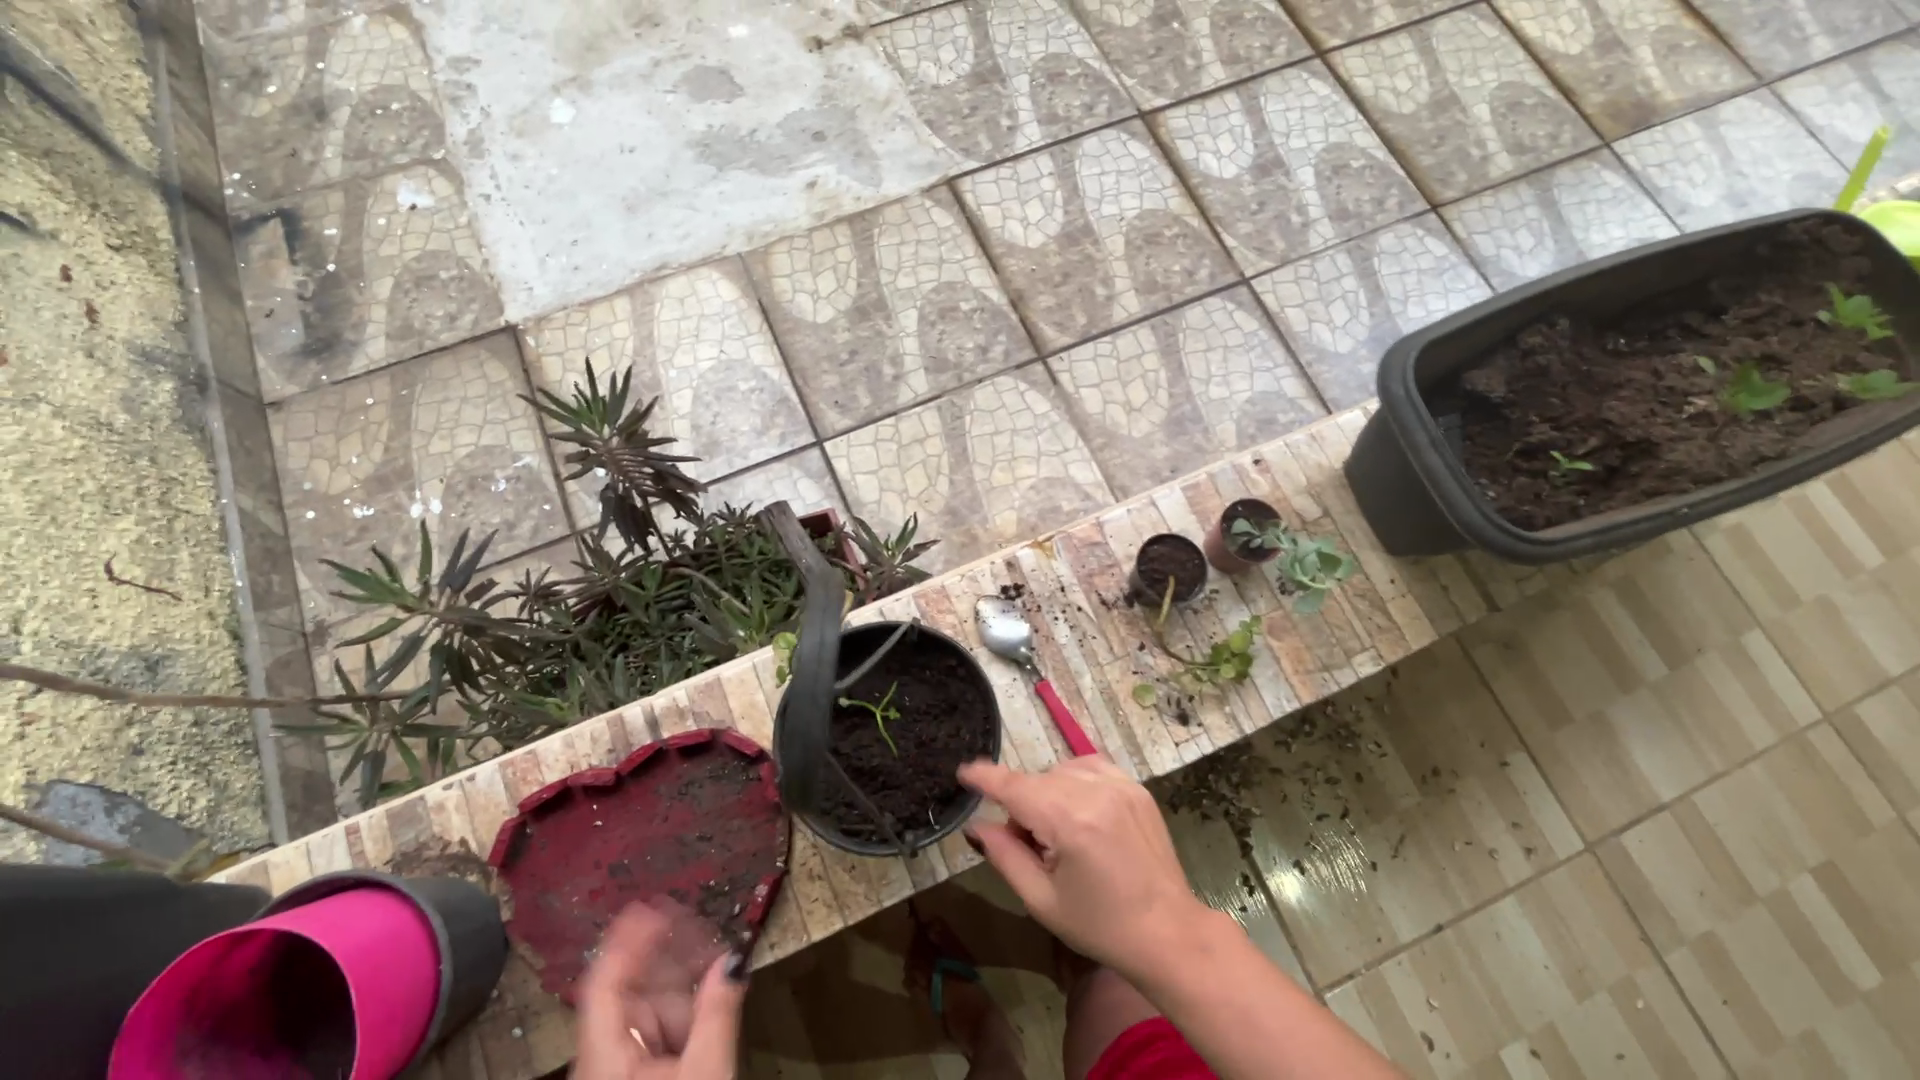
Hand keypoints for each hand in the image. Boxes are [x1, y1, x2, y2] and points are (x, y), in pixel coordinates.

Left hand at [574, 902, 748, 1079]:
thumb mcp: (705, 1073)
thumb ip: (717, 1014)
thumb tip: (733, 960)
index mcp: (606, 1053)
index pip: (604, 983)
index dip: (627, 939)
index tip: (654, 905)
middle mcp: (603, 1054)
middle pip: (629, 990)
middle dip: (667, 955)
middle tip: (700, 923)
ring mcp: (617, 1066)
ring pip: (646, 1008)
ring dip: (680, 979)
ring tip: (714, 952)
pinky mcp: (635, 1075)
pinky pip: (655, 1029)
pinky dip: (682, 1007)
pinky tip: (708, 993)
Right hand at [958, 756, 1206, 977]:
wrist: (1168, 933)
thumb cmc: (1101, 926)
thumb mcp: (1042, 900)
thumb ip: (1005, 855)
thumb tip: (977, 825)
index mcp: (1070, 822)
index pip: (1015, 787)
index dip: (985, 777)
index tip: (963, 772)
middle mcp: (1096, 793)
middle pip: (1037, 781)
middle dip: (1021, 805)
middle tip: (1027, 845)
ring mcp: (1121, 786)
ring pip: (1062, 772)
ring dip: (1047, 793)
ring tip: (1057, 833)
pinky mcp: (1137, 789)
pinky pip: (1091, 768)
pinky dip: (1075, 781)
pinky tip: (1077, 810)